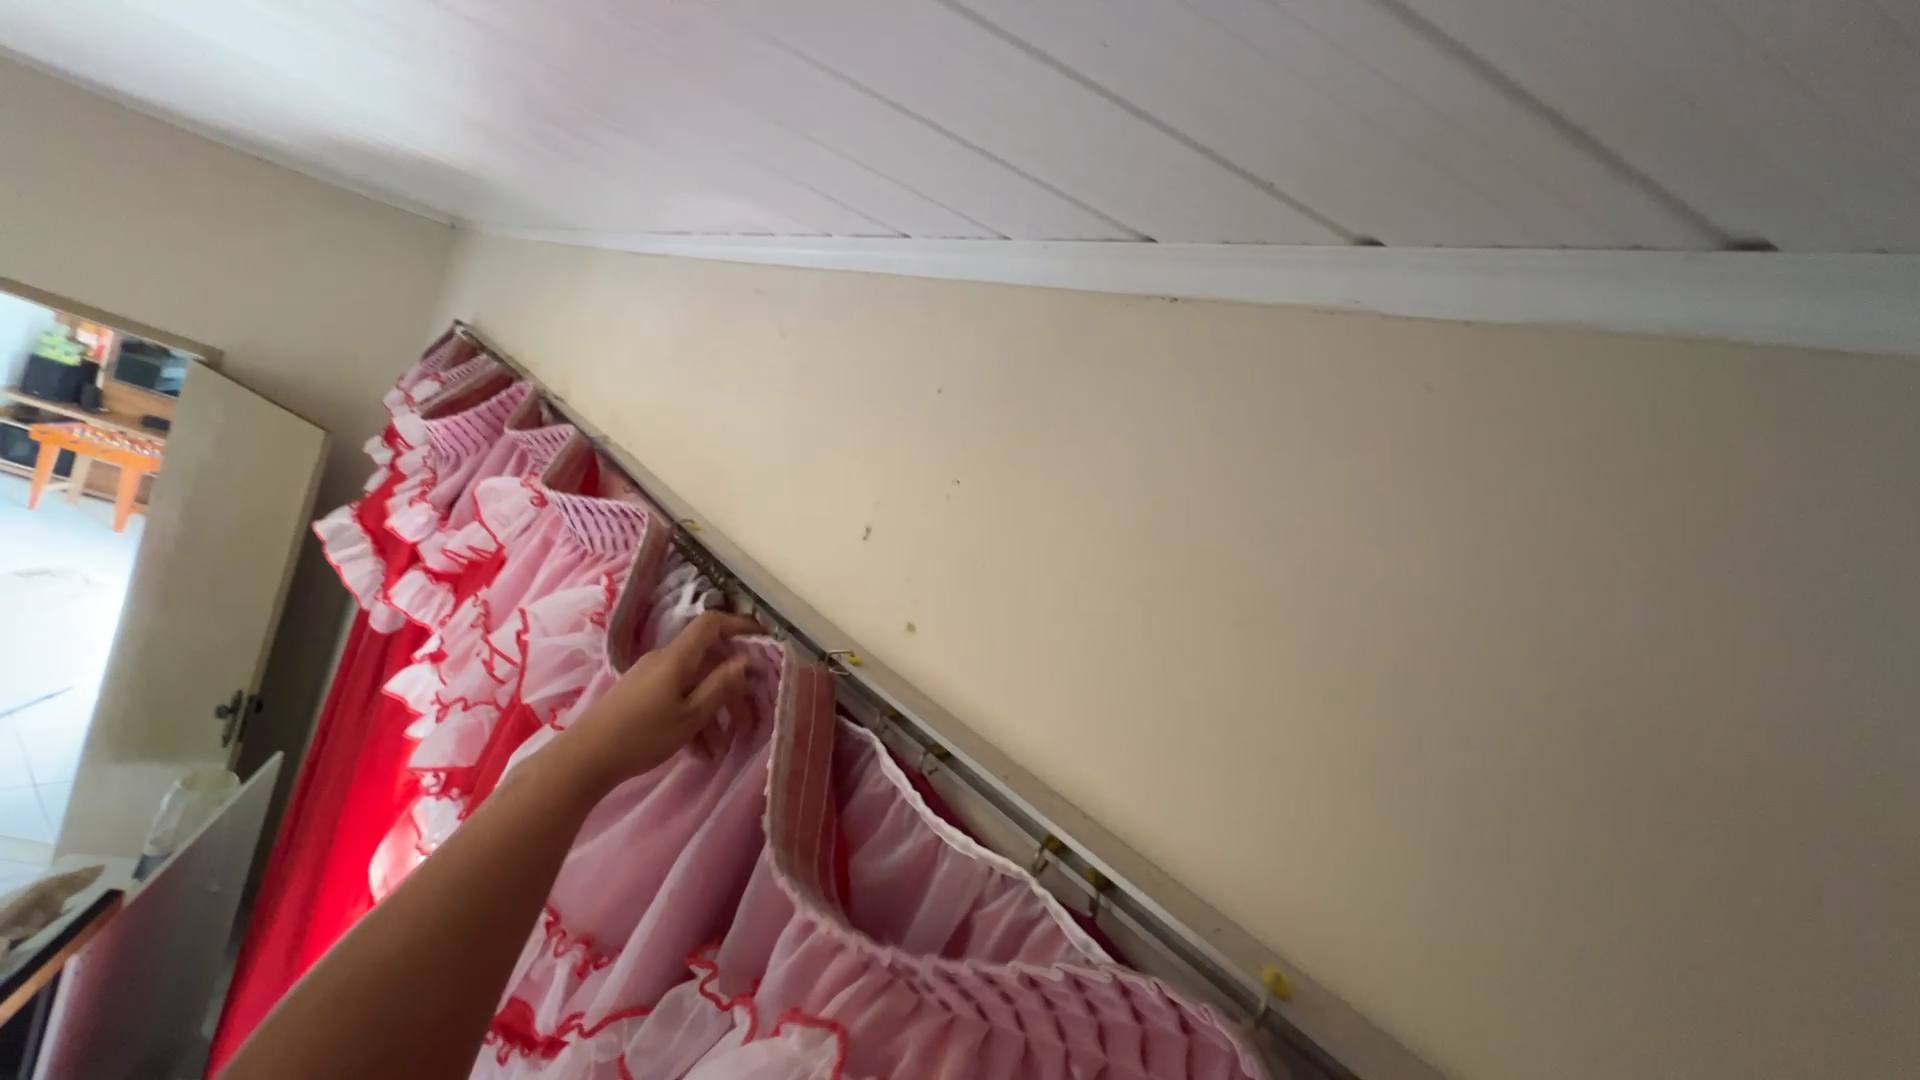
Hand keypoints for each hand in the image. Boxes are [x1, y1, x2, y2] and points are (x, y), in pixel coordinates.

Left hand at [550, 611, 761, 791]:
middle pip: (706, 661)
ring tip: (718, 749)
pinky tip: (698, 751)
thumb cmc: (642, 735)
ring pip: (692, 685)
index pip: (711, 624)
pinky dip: (692, 718)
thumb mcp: (690, 715)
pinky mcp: (640, 696)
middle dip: (729, 687)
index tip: (764, 637)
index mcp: (676, 658)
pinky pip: (676, 698)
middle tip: (747, 714)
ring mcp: (649, 678)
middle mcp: (663, 661)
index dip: (739, 624)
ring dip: (711, 712)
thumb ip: (720, 686)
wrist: (583, 760)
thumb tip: (745, 660)